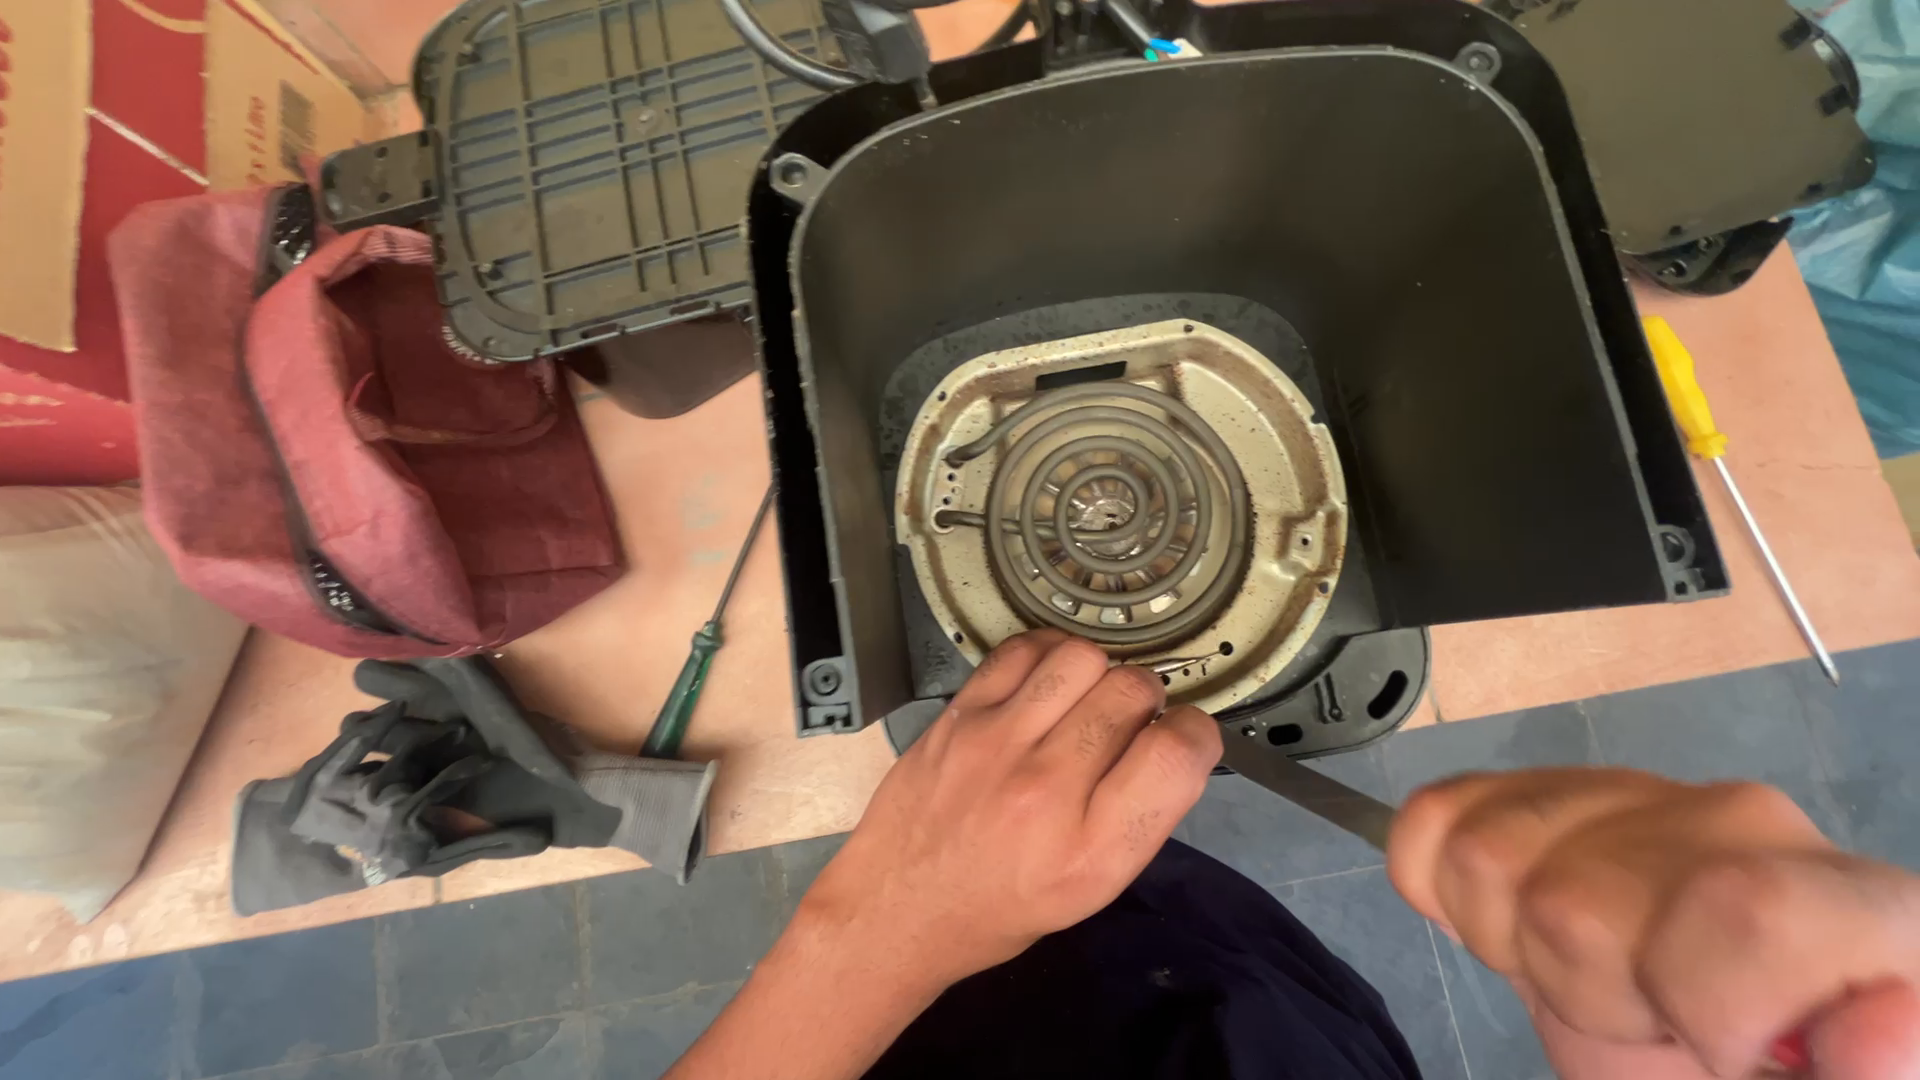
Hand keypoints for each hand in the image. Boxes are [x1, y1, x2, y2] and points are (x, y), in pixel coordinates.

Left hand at [798, 629, 1223, 987]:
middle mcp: (1047, 789)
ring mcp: (996, 742)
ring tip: (1083, 699)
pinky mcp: (960, 713)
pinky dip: (1047, 655)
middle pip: (1132, 692)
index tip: (1180, 735)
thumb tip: (1167, 738)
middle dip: (1145, 700)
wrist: (898, 906)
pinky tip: (1044, 683)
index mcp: (1093, 850)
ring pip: (1082, 658)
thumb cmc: (1000, 908)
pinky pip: (1023, 649)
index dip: (1195, 732)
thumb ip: (1136, 814)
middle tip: (1124, 723)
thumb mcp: (1088, 890)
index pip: (1176, 754)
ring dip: (1098, 672)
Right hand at [1387, 768, 1919, 1078]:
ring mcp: (1605, 789)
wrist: (1695, 1022)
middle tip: (1638, 1017)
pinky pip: (1429, 816)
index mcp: (1843, 900)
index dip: (1698, 998)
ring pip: (1482, 857)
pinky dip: (1434, 885)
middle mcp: (1722, 817)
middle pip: (1574, 902)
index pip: (1747, 907)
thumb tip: (1882, 1036)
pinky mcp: (1511, 784)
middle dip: (1582, 991)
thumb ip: (1880, 1068)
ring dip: (1506, 943)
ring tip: (1575, 969)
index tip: (1710, 1048)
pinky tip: (1505, 920)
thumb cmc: (1766, 1065)